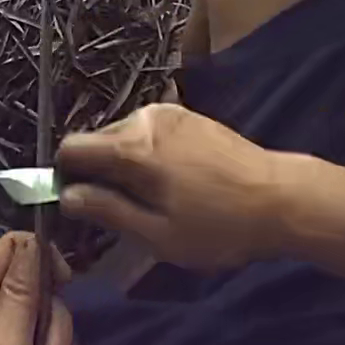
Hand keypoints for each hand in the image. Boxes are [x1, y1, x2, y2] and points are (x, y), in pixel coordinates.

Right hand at [56, 103, 280, 269]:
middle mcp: (143, 117)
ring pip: (122, 134)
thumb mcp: (158, 233)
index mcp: (132, 145)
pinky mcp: (185, 112)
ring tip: (149, 197)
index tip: (77, 202)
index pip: (73, 146)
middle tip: (120, 209)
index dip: (66, 174)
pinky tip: (170, 178)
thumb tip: (66, 196)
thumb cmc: (217, 224)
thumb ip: (107, 210)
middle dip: (97, 171)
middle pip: (97, 139)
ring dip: (122, 161)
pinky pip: (146, 129)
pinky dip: (143, 151)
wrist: (279, 196)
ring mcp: (166, 110)